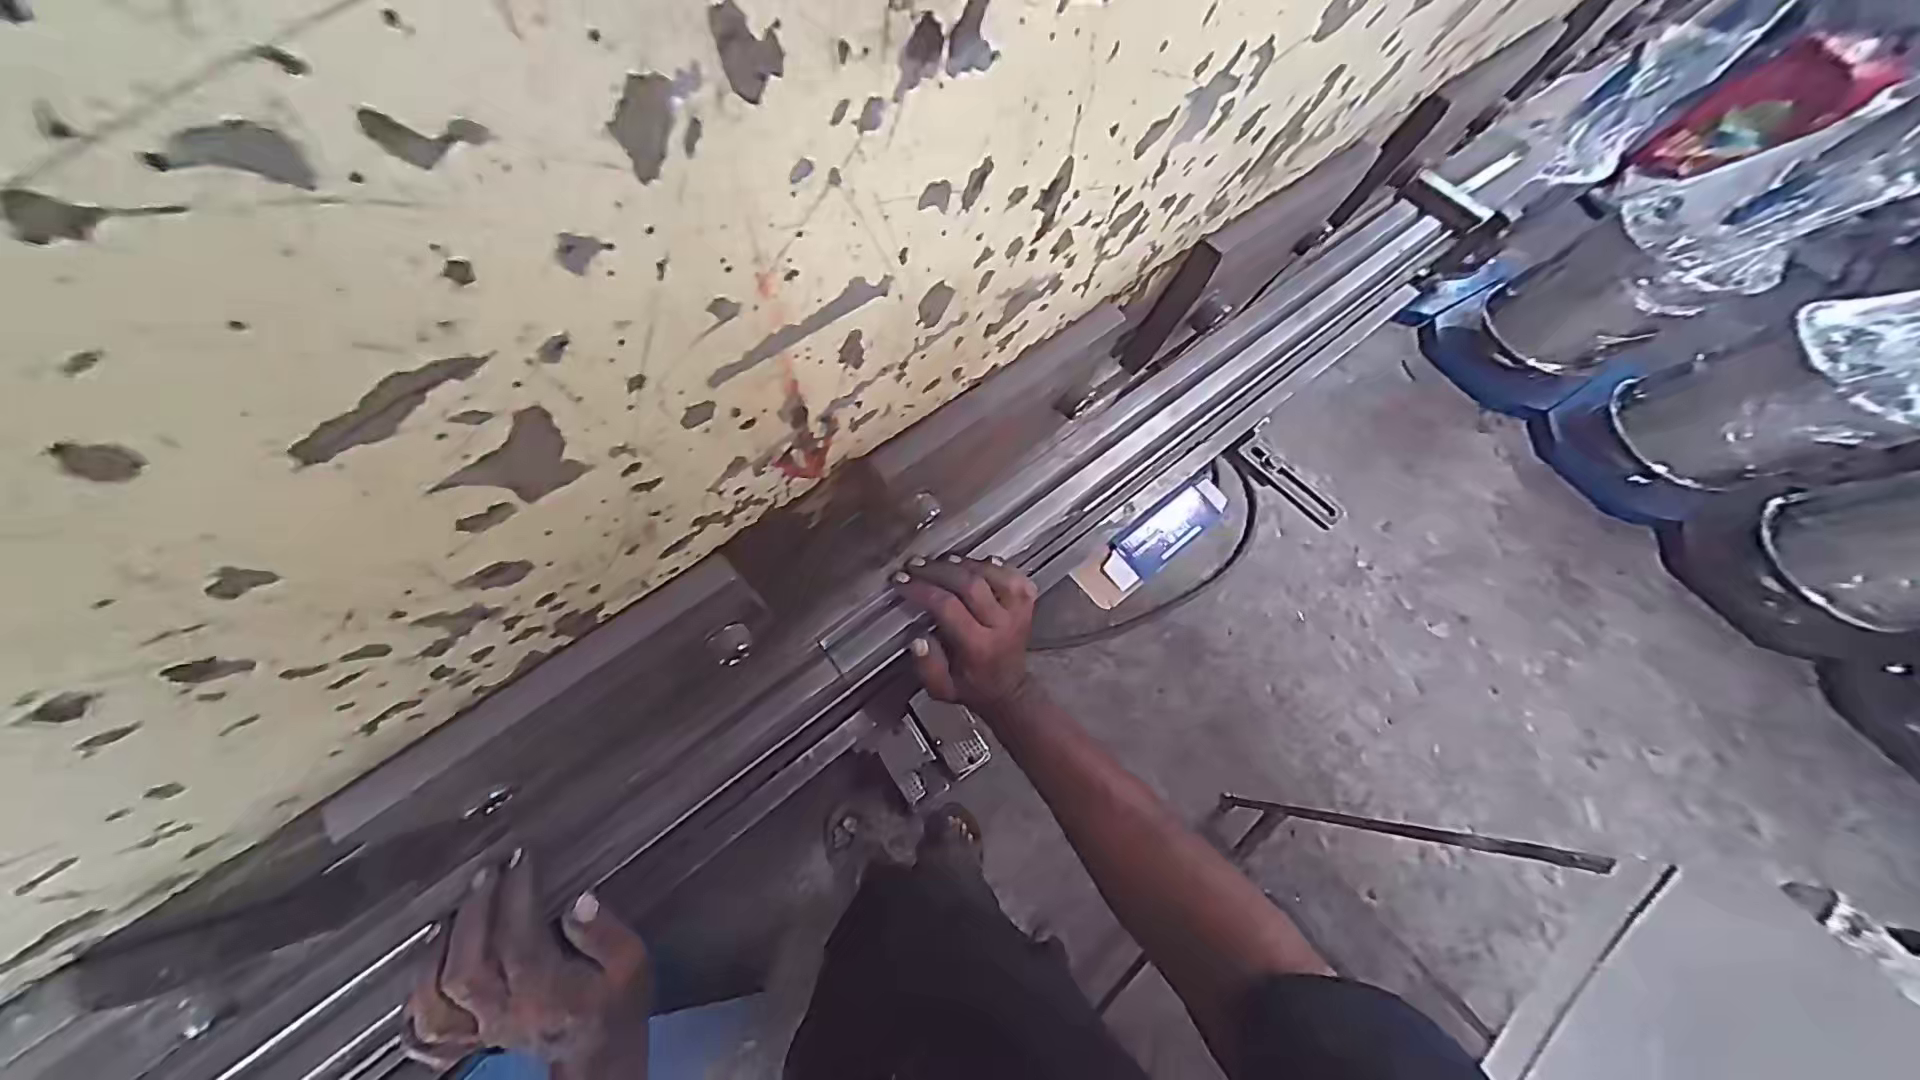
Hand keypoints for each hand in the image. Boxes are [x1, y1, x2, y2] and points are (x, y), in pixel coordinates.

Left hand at [405, 852, 650, 1079]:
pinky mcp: (470, 1040)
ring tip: (451, 912)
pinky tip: (424, 967)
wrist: (602, 1056)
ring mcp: (481, 1030)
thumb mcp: (630, 961)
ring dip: (438, 951)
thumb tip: (580, 899)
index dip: (516, 894)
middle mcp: (504, 1013)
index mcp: (545, 991)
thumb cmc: (618, 1000)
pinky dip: (414, 999)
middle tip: (487, 872)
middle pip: (468, 966)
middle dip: (475, 912)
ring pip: (436, 998)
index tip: (522, 859)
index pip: (518, 939)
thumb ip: (606, 932)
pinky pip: (424, 1030)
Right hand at [895, 555, 1039, 713]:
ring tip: (938, 562)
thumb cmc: (972, 686)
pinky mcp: (1027, 601)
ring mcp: (1018, 610)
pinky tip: (970, 564)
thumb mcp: (942, 689)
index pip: (947, 606)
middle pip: (969, 583)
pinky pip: (1009, 572)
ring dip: (961, 563)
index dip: (921, 589)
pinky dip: (988, 564)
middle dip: (937, 570)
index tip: (902, 580)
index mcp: (979, 647)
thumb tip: (918, 638)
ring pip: (989, 573)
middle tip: (915, 566)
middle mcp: (1002, 625)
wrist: (1008, 689)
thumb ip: (927, 666)